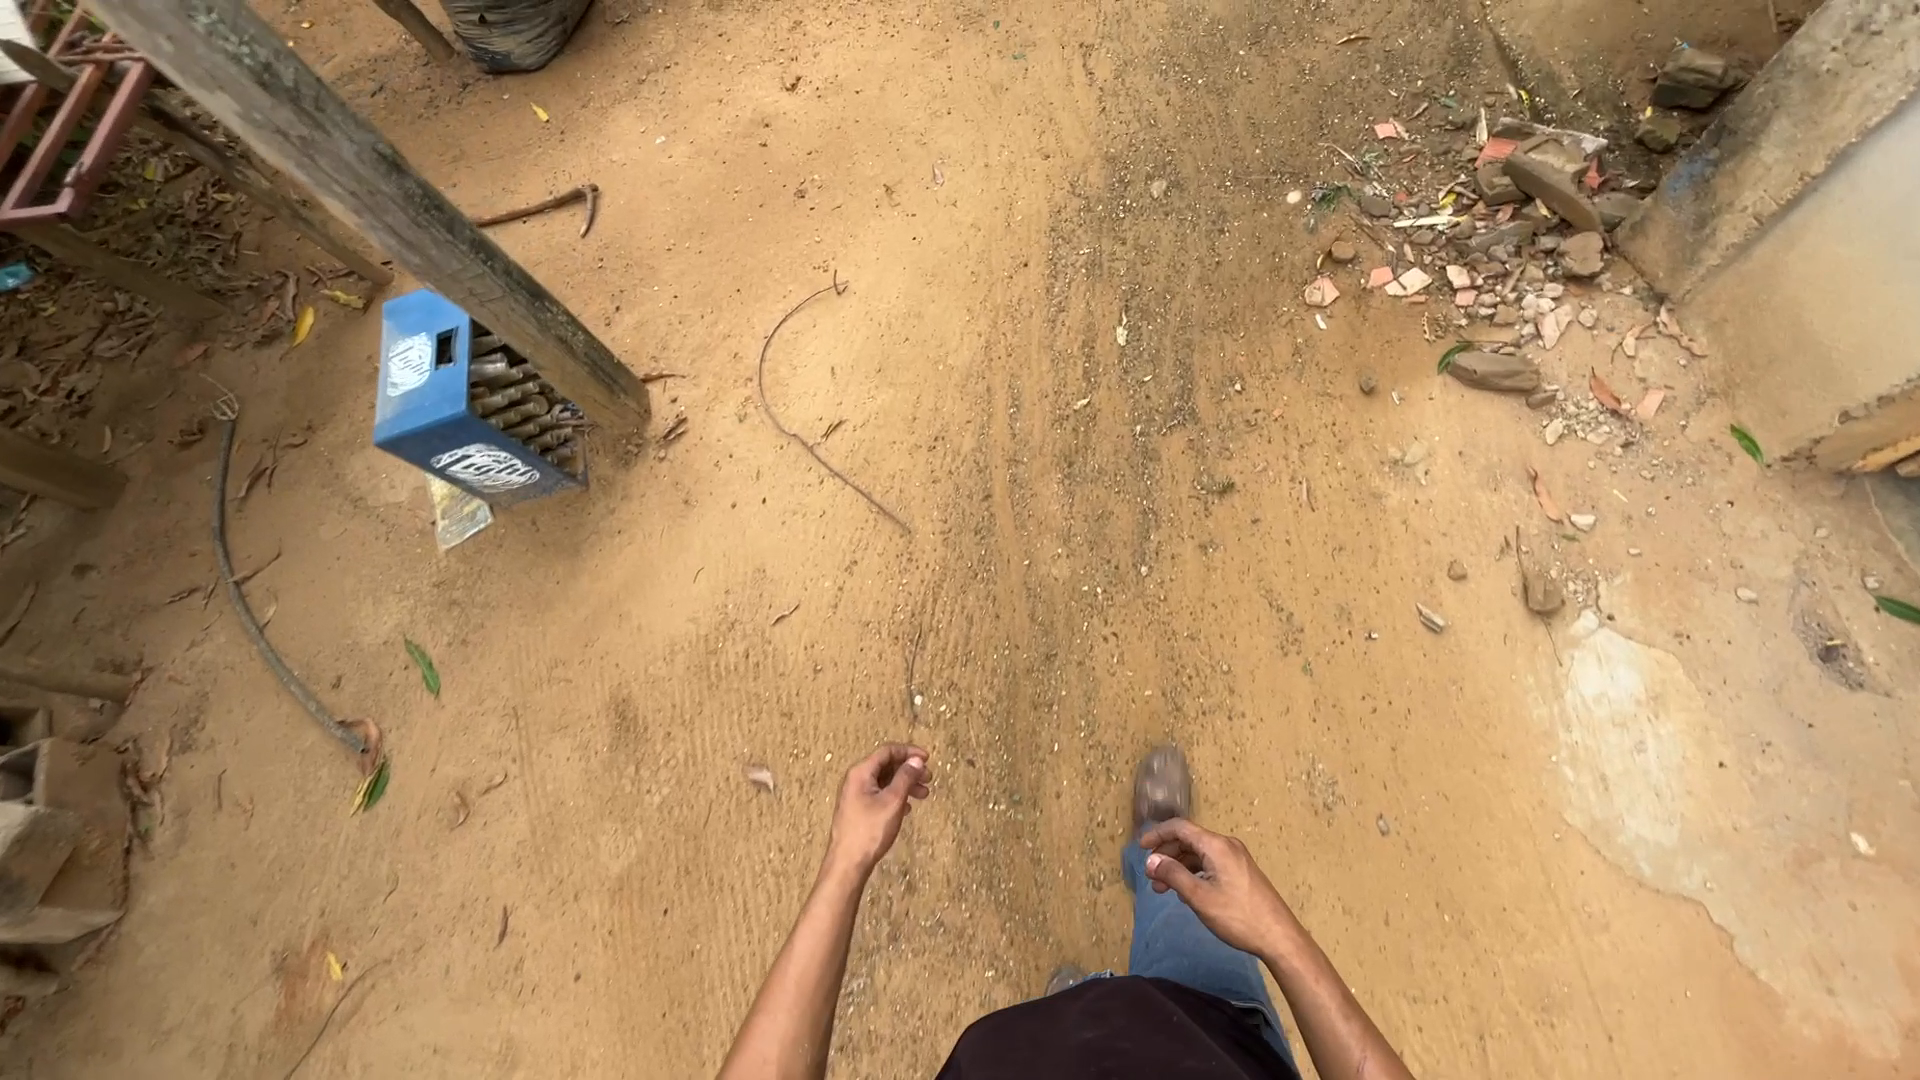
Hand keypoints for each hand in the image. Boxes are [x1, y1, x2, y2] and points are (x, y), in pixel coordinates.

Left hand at [825, 743, 929, 876]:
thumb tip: (916, 760)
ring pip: (884, 781)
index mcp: (861, 772)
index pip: (887, 751)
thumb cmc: (870, 831)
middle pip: (886, 765)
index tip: (927, 759)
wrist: (848, 863)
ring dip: (905, 784)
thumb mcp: (893, 800)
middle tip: (928, 778)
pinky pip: (880, 795)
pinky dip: (895, 796)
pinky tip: (907, 808)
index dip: (909, 752)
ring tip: (923, 795)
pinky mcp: (857, 810)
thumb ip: (905, 777)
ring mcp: (855, 796)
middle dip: (909, 769)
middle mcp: (855, 780)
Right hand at [1140, 818, 1297, 957]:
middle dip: (1166, 855)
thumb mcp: (1199, 897)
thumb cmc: (1238, 916)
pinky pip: (1210, 864)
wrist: (1280, 938)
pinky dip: (1193, 873)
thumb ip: (1173, 875)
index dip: (1157, 835)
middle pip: (1188, 840)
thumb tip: (1151, 861)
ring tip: (1164, 889)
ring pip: (1198, 854)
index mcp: (1216, 845)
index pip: (1179, 827)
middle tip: (1152, 877)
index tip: (1141, 849)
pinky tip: (1186, 892)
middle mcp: (1226, 845)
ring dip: (1179, 867)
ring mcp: (1235, 858)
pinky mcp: (1241, 872)